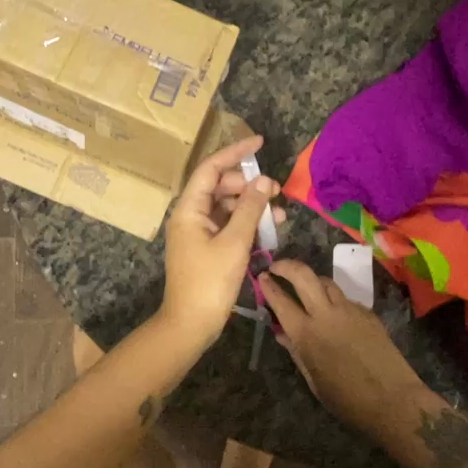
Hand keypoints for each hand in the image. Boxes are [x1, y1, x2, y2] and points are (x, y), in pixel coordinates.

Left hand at [159, 136, 283, 344]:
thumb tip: (264, 181)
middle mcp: (190, 215)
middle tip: (277, 190)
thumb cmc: (209, 282)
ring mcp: (198, 232)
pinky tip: (269, 229)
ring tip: (279, 213)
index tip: (260, 143)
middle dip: (249, 184)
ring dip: (252, 206)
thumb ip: (249, 209)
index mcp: (189, 209)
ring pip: (227, 206)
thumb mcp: (234, 243)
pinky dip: (247, 223)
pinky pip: (228, 225)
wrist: (190, 324)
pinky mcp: (207, 248)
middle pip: (220, 186)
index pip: (211, 168)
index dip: (235, 152)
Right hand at [257, 259, 427, 437]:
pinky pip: (346, 298)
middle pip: (304, 276)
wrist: (394, 400)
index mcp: (307, 335)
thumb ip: (297, 352)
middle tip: (277, 266)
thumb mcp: (314, 381)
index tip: (261, 277)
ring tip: (306, 286)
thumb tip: (282, 333)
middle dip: (287, 266)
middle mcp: (326, 315)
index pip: (281, 301)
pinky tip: (335, 313)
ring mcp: (350, 310)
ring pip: (326, 282)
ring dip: (312, 280)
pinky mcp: (368, 313)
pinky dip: (334, 299)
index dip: (269, 287)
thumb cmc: (347, 400)